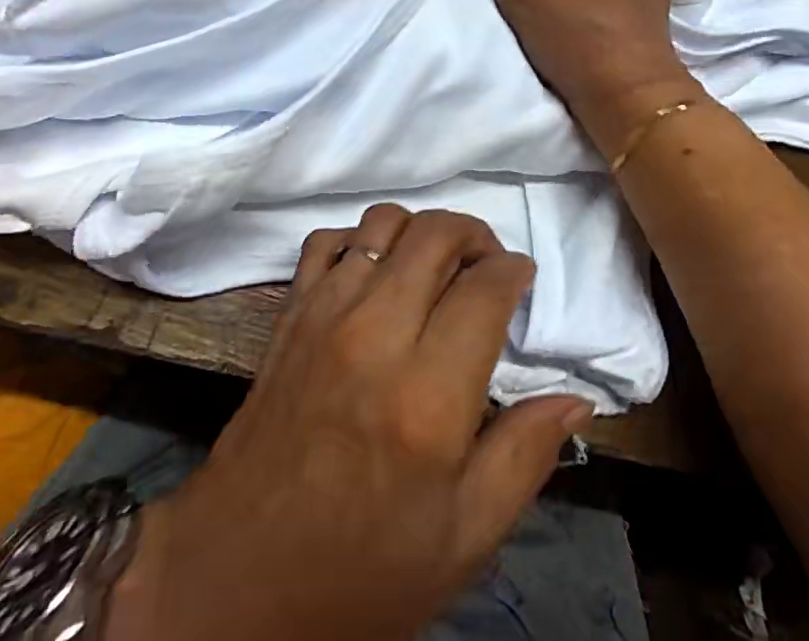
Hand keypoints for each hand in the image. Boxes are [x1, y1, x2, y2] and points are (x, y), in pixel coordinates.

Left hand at [104, 205, 594, 640]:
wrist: (233, 584)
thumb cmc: (362, 570)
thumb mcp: (464, 537)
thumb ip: (526, 456)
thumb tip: (575, 400)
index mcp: (428, 395)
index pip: (485, 286)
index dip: (515, 271)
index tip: (521, 282)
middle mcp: (375, 337)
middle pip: (435, 235)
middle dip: (475, 236)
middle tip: (487, 268)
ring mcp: (322, 320)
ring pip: (382, 223)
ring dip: (421, 233)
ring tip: (436, 270)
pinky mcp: (286, 321)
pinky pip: (324, 243)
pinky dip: (359, 240)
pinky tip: (375, 274)